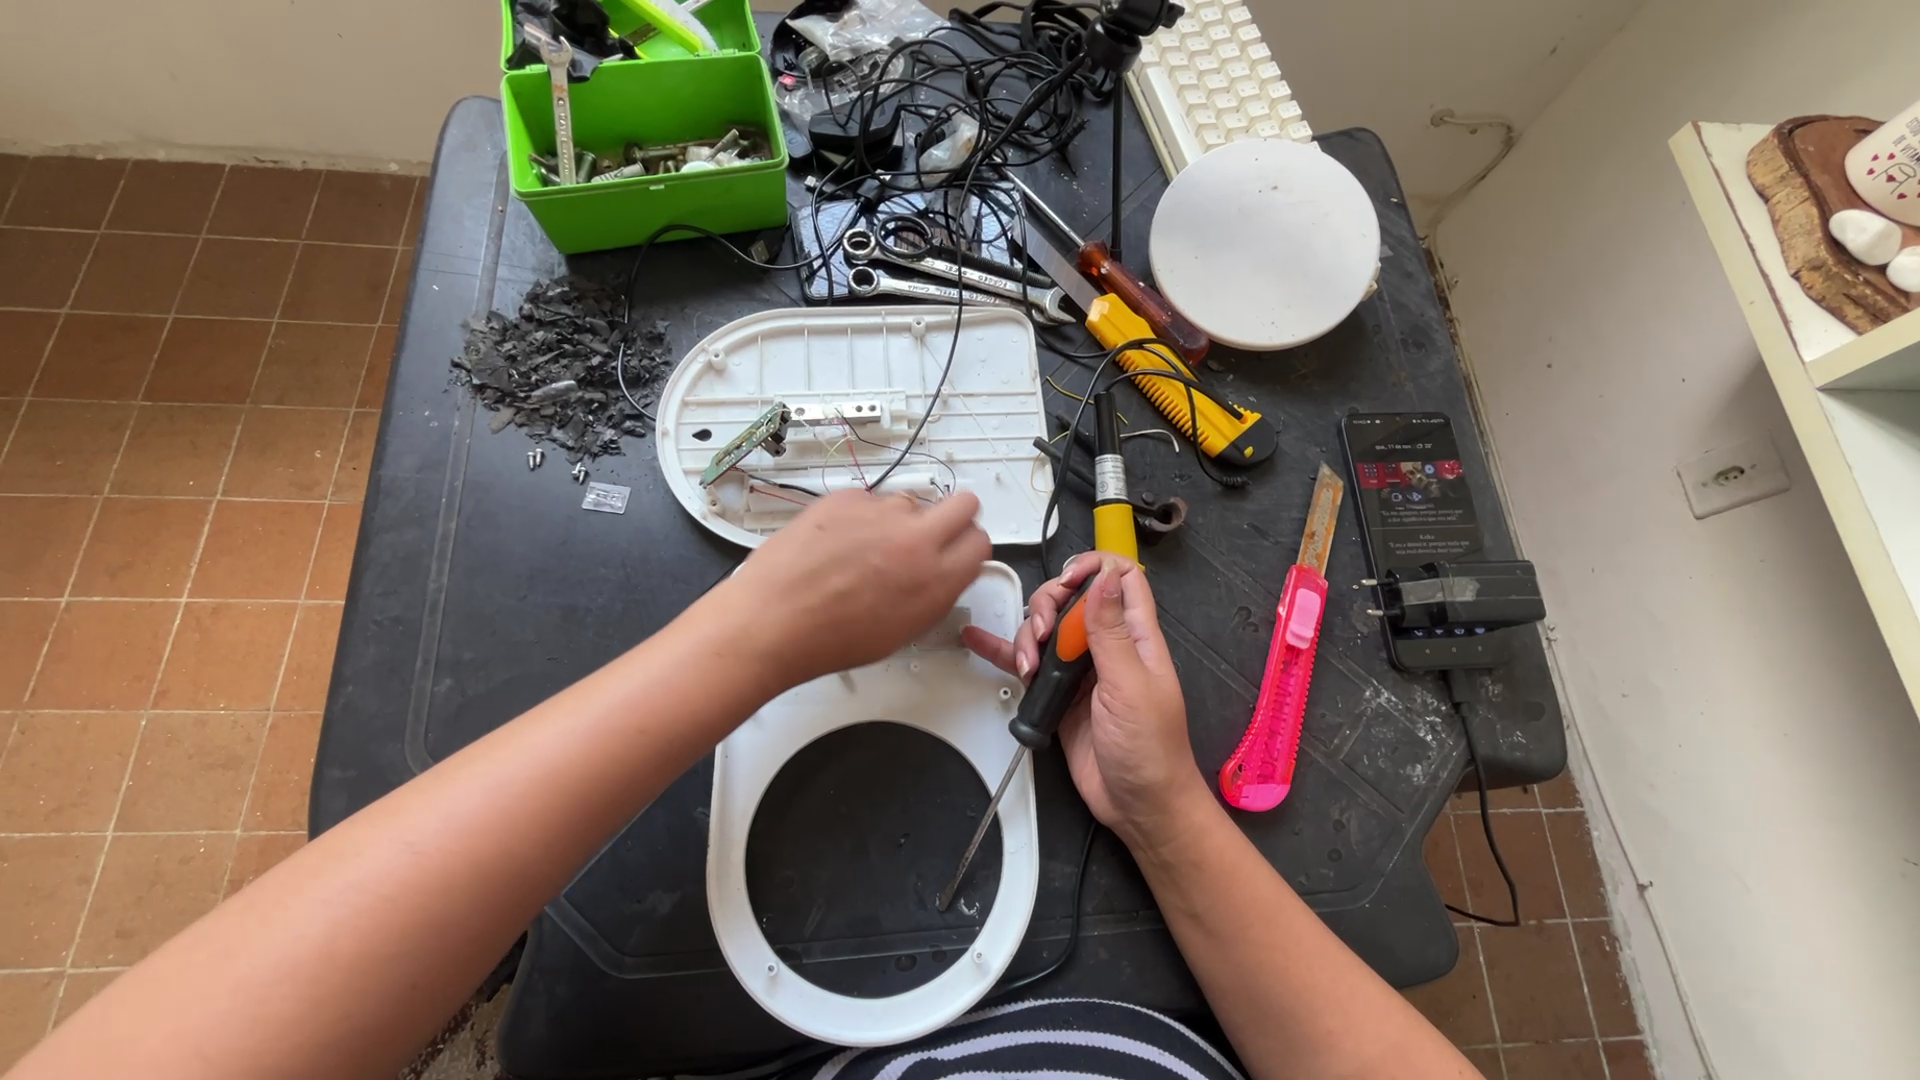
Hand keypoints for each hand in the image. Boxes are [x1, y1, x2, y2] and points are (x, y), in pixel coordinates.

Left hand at [717, 489, 990, 688]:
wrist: (774, 621)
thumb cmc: (828, 638)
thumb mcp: (903, 630)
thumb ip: (934, 594)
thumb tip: (944, 574)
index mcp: (937, 579)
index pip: (980, 541)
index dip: (969, 545)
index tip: (957, 548)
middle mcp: (916, 539)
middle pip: (964, 503)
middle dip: (954, 515)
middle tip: (931, 531)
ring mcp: (881, 513)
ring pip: (911, 501)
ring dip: (899, 519)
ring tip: (867, 548)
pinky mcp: (847, 498)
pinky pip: (868, 498)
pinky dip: (860, 515)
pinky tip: (839, 542)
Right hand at [962, 554, 1211, 845]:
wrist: (1137, 806)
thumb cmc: (1150, 749)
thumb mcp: (1131, 686)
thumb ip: (1112, 631)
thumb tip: (1105, 576)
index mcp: (1137, 636)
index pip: (1121, 579)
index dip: (1093, 568)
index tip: (1066, 584)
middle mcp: (1108, 645)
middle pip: (1072, 599)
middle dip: (1048, 605)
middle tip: (1041, 633)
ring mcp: (1080, 669)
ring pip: (1046, 628)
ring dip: (1027, 635)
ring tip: (1027, 664)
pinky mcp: (1058, 692)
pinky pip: (1029, 663)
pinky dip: (1004, 651)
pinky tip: (978, 639)